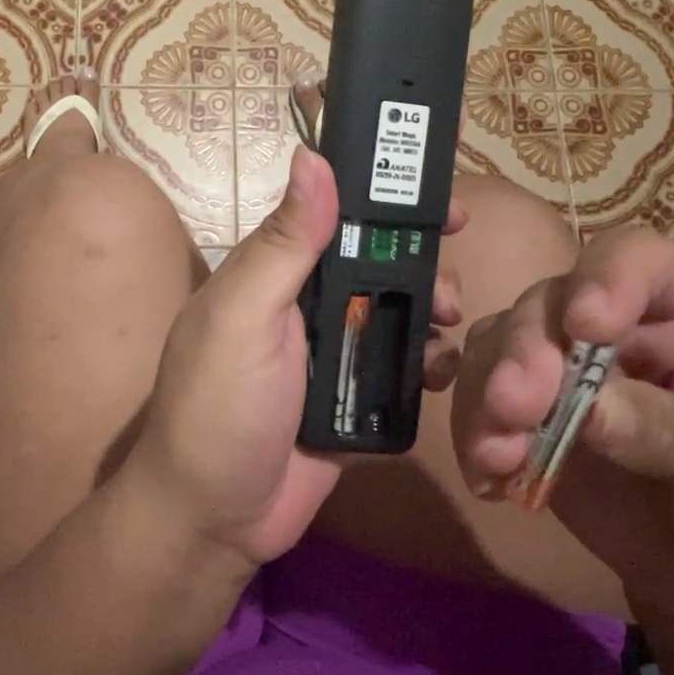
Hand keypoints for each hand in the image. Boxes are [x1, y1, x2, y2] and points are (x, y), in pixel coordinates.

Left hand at [127, 146, 464, 568]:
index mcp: (272, 273)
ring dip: (430, 305)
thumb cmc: (219, 406)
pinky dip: (428, 361)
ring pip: (396, 310)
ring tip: (449, 317)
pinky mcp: (355, 400)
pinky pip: (402, 367)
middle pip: (373, 259)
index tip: (433, 184)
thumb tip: (312, 156)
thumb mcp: (243, 315)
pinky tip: (443, 367)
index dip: (380, 192)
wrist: (217, 518)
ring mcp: (332, 353)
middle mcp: (304, 304)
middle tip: (456, 250)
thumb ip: (282, 244)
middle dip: (418, 251)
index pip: (330, 212)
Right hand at [451, 227, 673, 624]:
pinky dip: (472, 429)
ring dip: (487, 392)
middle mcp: (618, 330)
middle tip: (513, 406)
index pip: (639, 261)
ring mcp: (566, 373)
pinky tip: (488, 476)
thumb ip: (670, 431)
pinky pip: (480, 399)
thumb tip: (589, 407)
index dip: (604, 277)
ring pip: (501, 343)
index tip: (585, 328)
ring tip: (495, 455)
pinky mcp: (530, 419)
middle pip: (549, 303)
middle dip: (524, 350)